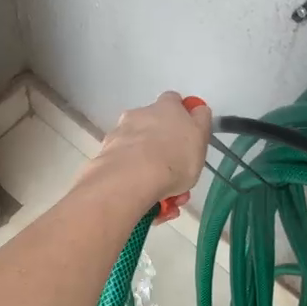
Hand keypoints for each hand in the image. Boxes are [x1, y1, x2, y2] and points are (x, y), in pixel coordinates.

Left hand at [78, 92, 212, 206]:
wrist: (132, 178)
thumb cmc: (175, 157)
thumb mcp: (200, 138)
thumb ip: (200, 123)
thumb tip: (197, 110)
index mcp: (164, 107)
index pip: (174, 101)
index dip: (181, 116)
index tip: (187, 135)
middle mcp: (139, 115)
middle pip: (153, 129)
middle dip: (164, 151)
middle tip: (177, 176)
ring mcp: (119, 136)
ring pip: (139, 153)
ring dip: (151, 173)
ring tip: (165, 201)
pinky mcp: (106, 158)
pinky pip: (126, 171)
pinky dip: (137, 185)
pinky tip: (148, 204)